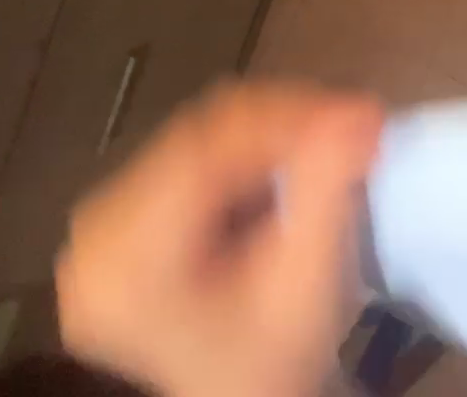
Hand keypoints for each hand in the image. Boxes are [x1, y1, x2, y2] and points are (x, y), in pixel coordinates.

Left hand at [56, 82, 384, 396]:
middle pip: (205, 131)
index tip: (365, 115)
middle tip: (363, 125)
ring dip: (286, 125)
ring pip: (210, 129)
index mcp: (127, 260)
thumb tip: (360, 113)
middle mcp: (101, 232)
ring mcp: (115, 219)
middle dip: (294, 118)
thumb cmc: (275, 354)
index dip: (289, 117)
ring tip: (344, 140)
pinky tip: (307, 157)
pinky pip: (209, 147)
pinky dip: (268, 143)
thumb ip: (325, 191)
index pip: (205, 149)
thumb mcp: (306, 280)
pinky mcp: (140, 212)